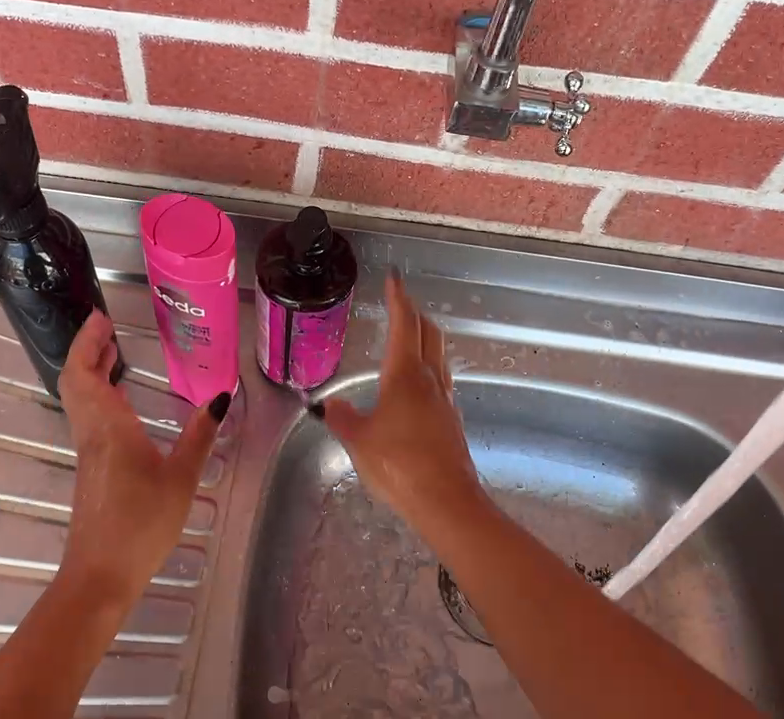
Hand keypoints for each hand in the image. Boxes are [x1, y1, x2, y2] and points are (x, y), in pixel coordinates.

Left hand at [55, 311, 227, 599]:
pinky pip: (86, 415)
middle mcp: (92, 433)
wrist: (100, 576)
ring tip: (112, 351)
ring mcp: (87, 452)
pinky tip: (118, 398)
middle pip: (74, 380)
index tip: (100, 317)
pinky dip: (96, 393)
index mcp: (109, 427)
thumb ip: (200, 435)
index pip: (84, 373)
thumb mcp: (181, 478)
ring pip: (77, 398)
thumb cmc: (141, 524)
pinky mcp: (91, 468)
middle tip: (106, 326)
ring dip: (90, 370)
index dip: (87, 342)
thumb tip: (220, 396)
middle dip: (86, 349)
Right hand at [317, 271, 486, 532]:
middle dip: (415, 315)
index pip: (404, 325)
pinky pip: (441, 381)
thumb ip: (343, 418)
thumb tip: (332, 404)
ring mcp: (444, 401)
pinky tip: (420, 385)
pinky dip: (430, 368)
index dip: (398, 300)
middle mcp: (429, 380)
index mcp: (405, 375)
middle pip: (429, 334)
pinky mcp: (451, 422)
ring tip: (412, 338)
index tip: (395, 281)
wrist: (446, 501)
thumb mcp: (358, 440)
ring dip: (426, 339)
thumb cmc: (398, 464)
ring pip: (439, 356)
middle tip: (401, 305)